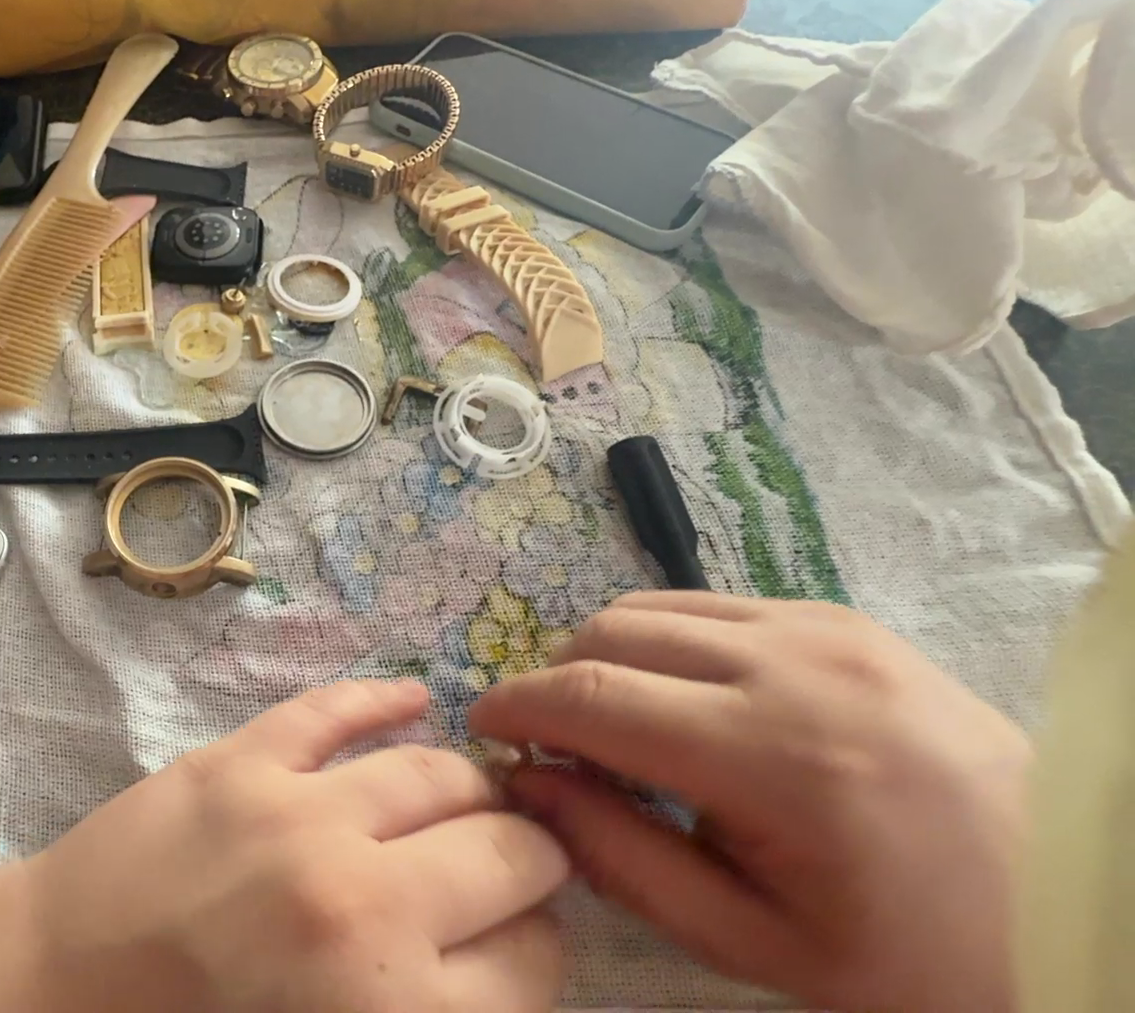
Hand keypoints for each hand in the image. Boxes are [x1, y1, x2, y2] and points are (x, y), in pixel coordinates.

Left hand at [11, 678, 568, 1011]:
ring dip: (468, 786)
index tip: (517, 932)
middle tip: (508, 860)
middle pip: (505, 854)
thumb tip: (509, 955)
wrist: (54, 991)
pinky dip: (382, 697)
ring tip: (470, 796)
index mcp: (398, 1011)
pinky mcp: (239, 760)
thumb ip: (437, 1012)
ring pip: (435, 773)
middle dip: (524, 858)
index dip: (536, 941)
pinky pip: (332, 711)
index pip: (536, 958)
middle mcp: (364, 902)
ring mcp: (297, 815)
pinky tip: (417, 696)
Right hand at [469, 592, 1030, 1012]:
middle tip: (560, 743)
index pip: (592, 696)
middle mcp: (795, 664)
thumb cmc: (910, 954)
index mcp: (778, 757)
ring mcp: (821, 626)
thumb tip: (526, 778)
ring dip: (604, 656)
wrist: (1079, 912)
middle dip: (555, 681)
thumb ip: (617, 855)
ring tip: (621, 721)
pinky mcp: (837, 615)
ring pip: (647, 606)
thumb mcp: (749, 941)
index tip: (482, 725)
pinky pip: (703, 604)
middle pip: (607, 633)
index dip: (517, 704)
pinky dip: (661, 642)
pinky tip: (686, 699)